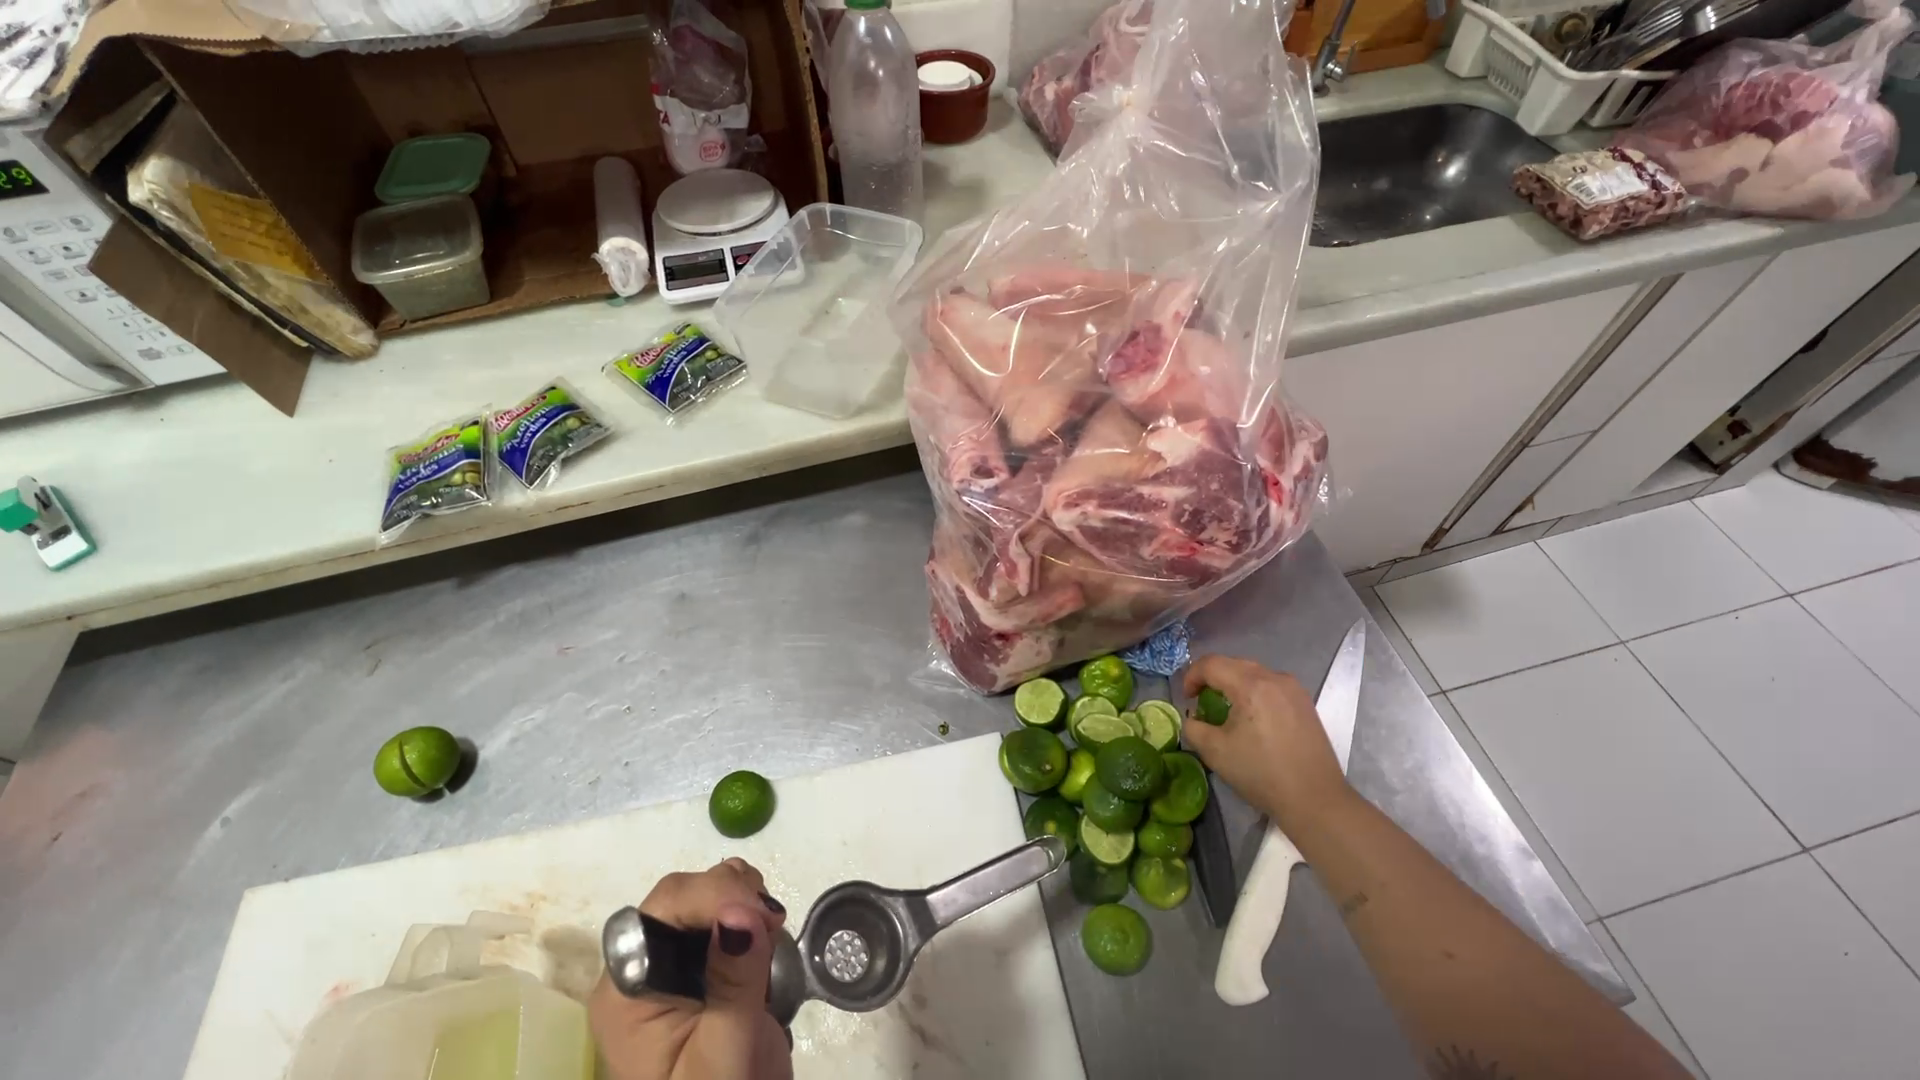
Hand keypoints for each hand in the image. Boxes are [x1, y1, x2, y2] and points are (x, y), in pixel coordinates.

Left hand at [590, 858, 792, 1079]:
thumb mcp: (726, 1053)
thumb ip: (733, 981)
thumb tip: (743, 911)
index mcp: (626, 994)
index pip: (658, 914)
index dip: (709, 897)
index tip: (762, 917)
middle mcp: (640, 973)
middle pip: (677, 899)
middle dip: (729, 894)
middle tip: (775, 923)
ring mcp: (671, 971)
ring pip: (700, 900)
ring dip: (740, 898)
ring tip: (771, 928)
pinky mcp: (702, 972)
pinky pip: (719, 919)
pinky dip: (747, 912)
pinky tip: (766, 934)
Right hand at [1181, 654, 1355, 834]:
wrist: (1314, 798)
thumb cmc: (1261, 773)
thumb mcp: (1214, 752)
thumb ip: (1193, 727)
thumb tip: (1194, 718)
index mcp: (1251, 685)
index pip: (1212, 664)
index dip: (1192, 676)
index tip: (1187, 699)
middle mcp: (1275, 678)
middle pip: (1234, 664)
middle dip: (1212, 678)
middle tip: (1201, 700)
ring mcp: (1294, 690)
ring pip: (1255, 673)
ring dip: (1234, 684)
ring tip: (1226, 708)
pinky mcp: (1306, 703)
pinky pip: (1272, 686)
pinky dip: (1254, 692)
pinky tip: (1253, 717)